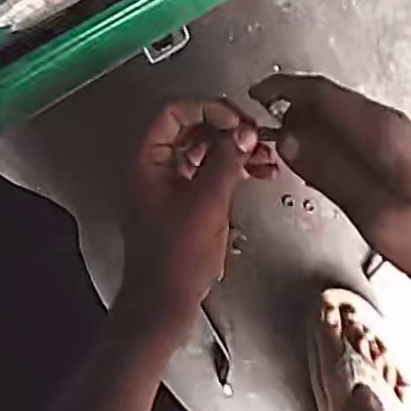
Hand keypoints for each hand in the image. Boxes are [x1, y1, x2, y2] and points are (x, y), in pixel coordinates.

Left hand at [118, 100, 276, 331]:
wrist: (164, 301)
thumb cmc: (174, 259)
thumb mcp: (207, 203)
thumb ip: (226, 162)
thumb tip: (242, 133)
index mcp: (146, 160)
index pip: (173, 112)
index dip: (207, 109)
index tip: (235, 119)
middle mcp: (152, 166)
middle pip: (189, 128)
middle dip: (226, 129)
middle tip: (253, 134)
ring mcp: (165, 182)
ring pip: (200, 149)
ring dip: (232, 149)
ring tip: (263, 155)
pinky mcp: (179, 198)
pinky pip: (204, 170)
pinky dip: (228, 168)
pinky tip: (254, 172)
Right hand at [250, 75, 410, 293]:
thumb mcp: (375, 212)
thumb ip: (330, 172)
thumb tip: (286, 139)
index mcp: (381, 130)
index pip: (322, 93)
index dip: (283, 89)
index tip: (253, 96)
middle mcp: (384, 123)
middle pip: (325, 99)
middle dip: (288, 108)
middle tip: (261, 134)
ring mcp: (387, 134)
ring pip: (332, 115)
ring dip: (302, 125)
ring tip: (280, 150)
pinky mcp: (387, 150)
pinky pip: (343, 131)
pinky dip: (318, 139)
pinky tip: (310, 162)